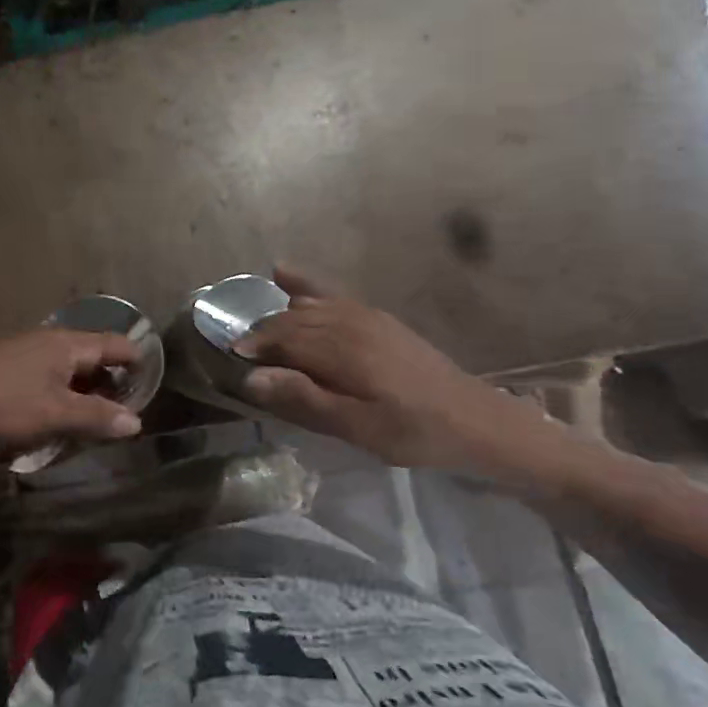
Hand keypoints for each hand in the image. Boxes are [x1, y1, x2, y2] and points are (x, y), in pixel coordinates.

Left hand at [0, 329, 144, 465]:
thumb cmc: (2, 401)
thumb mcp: (55, 413)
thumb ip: (97, 417)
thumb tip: (136, 422)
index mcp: (69, 344)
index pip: (118, 345)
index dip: (139, 365)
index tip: (150, 393)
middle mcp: (51, 341)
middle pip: (95, 358)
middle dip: (111, 386)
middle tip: (120, 419)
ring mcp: (27, 352)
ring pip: (70, 371)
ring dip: (83, 395)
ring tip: (90, 426)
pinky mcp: (9, 368)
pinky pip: (47, 379)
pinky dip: (59, 397)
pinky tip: (54, 422)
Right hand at [233, 265, 548, 474]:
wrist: (475, 420)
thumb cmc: (412, 432)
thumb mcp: (356, 428)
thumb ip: (304, 398)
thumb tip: (253, 376)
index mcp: (342, 350)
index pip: (283, 337)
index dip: (254, 345)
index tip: (232, 356)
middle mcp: (349, 322)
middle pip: (292, 318)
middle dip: (262, 331)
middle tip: (242, 349)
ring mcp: (365, 314)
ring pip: (308, 304)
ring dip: (279, 314)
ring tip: (259, 330)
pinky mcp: (377, 317)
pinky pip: (331, 293)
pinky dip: (304, 284)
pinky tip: (284, 274)